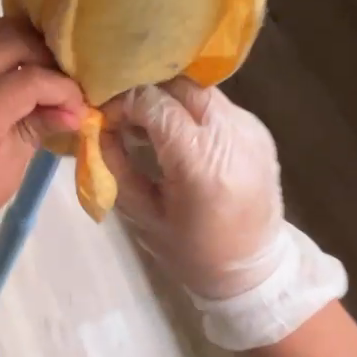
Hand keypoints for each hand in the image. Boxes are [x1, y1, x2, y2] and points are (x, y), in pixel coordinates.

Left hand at [0, 18, 85, 256]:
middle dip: (47, 54)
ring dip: (24, 39)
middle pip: (11, 40)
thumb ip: (35, 130)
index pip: (30, 79)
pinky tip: (22, 64)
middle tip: (66, 81)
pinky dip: (3, 42)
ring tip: (47, 67)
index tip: (80, 106)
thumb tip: (75, 109)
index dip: (62, 88)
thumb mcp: (4, 176)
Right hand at [99, 78, 284, 298]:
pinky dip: (191, 109)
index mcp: (201, 162)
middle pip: (178, 86)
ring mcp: (250, 129)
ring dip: (169, 99)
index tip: (107, 117)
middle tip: (127, 116)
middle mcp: (231, 135)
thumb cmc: (193, 251)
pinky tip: (180, 134)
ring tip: (151, 126)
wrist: (256, 271)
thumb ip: (115, 163)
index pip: (154, 103)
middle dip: (147, 93)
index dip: (123, 102)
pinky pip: (216, 103)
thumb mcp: (141, 213)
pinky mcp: (259, 130)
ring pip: (197, 89)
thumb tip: (97, 125)